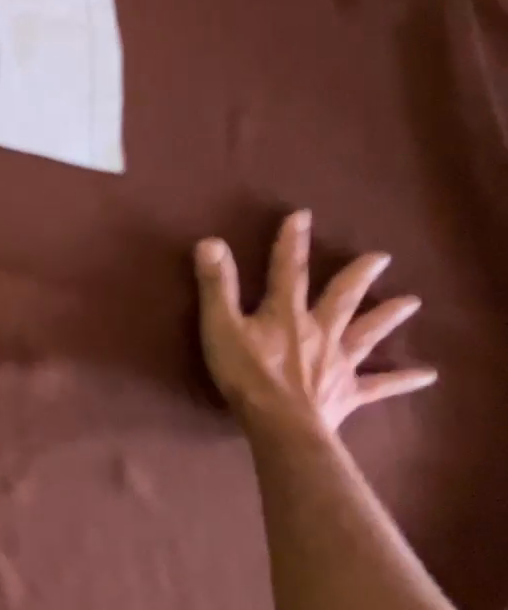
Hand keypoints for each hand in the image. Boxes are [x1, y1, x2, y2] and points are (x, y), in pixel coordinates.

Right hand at [194, 210, 434, 440]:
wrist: (282, 423)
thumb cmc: (245, 372)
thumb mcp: (220, 324)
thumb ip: (217, 284)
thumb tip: (212, 242)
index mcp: (287, 313)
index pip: (288, 270)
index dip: (292, 242)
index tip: (302, 217)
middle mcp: (320, 331)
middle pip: (342, 298)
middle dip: (358, 276)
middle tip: (380, 258)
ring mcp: (339, 361)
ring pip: (368, 334)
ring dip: (388, 317)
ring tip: (412, 303)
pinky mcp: (348, 390)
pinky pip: (380, 384)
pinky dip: (403, 379)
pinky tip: (427, 375)